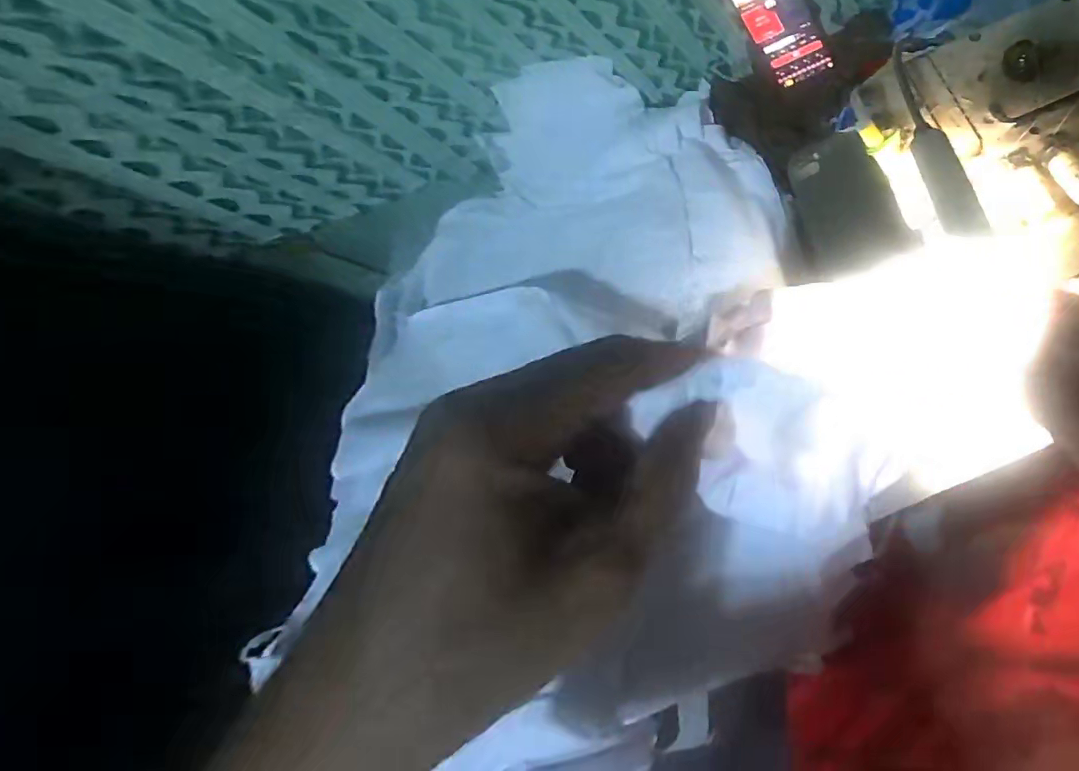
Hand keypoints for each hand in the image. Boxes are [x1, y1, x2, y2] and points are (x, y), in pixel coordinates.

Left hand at [214, 336, 712, 770]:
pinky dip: (575, 450)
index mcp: (496, 428)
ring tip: (621, 503)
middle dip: (643, 404)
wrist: (352, 717)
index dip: (672, 361)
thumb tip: (701, 411)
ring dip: (609, 434)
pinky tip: (579, 507)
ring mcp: (451, 427)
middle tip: (687, 445)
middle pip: (584, 374)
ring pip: (563, 398)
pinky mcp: (447, 451)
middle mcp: (469, 407)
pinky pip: (535, 423)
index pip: (607, 366)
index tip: (725, 368)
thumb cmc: (483, 648)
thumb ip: (662, 483)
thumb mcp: (600, 576)